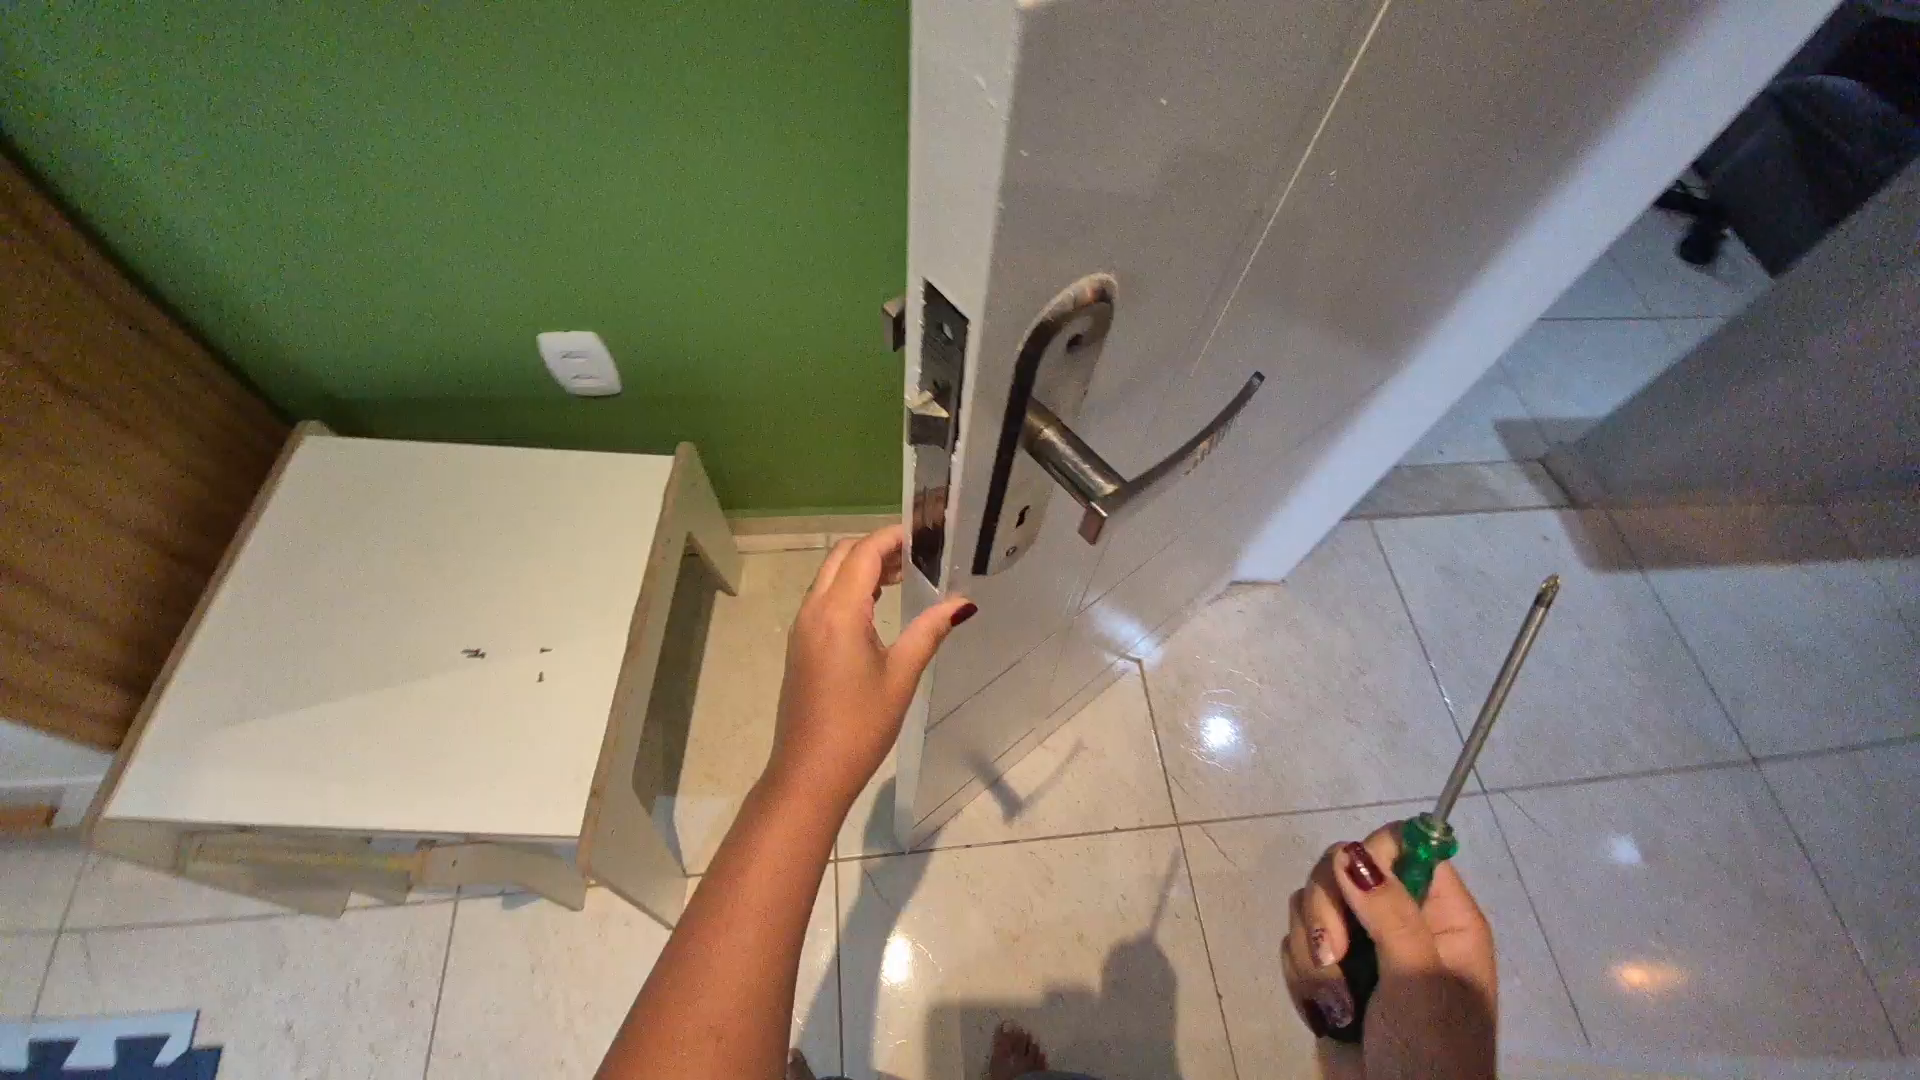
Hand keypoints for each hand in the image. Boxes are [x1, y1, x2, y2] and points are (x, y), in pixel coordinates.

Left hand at [767, 526, 975, 805]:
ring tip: (904, 576)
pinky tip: (877, 607)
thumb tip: (964, 603)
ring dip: (862, 568)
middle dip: (877, 547)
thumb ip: (930, 631)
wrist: (809, 772)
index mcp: (839, 612)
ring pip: (829, 577)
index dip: (893, 537)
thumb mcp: (902, 676)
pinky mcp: (800, 645)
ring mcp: (802, 628)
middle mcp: (813, 610)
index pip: (864, 553)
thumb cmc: (860, 725)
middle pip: (841, 556)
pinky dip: (849, 589)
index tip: (926, 534)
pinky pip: (823, 599)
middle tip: (917, 554)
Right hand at [1283, 823, 1497, 1079]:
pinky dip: (1303, 975)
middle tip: (1337, 954)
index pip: (1402, 845)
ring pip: (1311, 904)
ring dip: (1314, 953)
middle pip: (1341, 867)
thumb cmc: (1430, 1054)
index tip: (1357, 884)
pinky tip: (1326, 1010)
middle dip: (1327, 912)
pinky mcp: (1328, 970)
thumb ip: (1389, 911)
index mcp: (1442, 918)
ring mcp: (1361, 945)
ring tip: (1337, 1002)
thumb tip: (1349, 851)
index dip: (1372, 855)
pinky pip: (1295, 941)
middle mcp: (1400, 920)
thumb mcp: (1419, 979)